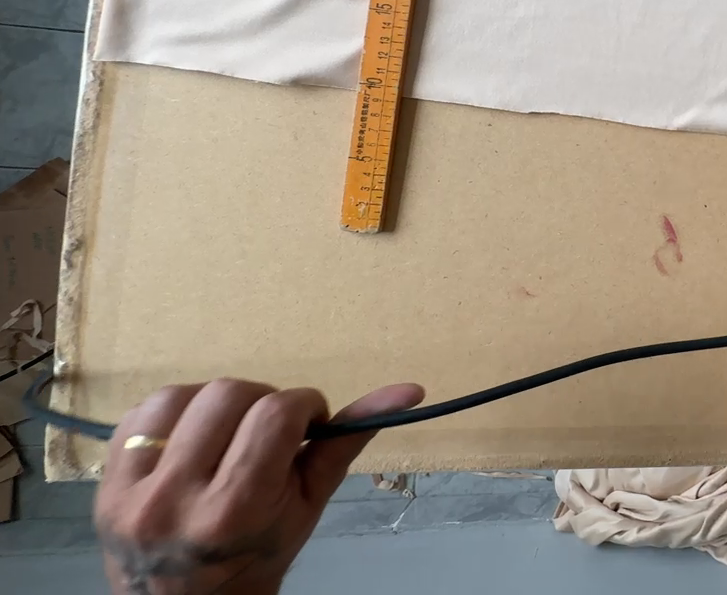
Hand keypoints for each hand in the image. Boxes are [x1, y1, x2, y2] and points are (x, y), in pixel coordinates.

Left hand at [95, 378, 423, 594]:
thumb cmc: (263, 549)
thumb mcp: (316, 496)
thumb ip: (353, 436)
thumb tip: (412, 390)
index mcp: (236, 506)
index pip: (278, 412)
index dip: (305, 406)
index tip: (308, 428)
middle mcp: (176, 500)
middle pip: (231, 394)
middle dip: (264, 400)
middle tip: (270, 430)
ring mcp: (129, 496)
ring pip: (183, 396)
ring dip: (219, 403)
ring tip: (230, 429)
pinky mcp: (102, 489)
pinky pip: (138, 415)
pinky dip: (173, 412)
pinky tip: (193, 434)